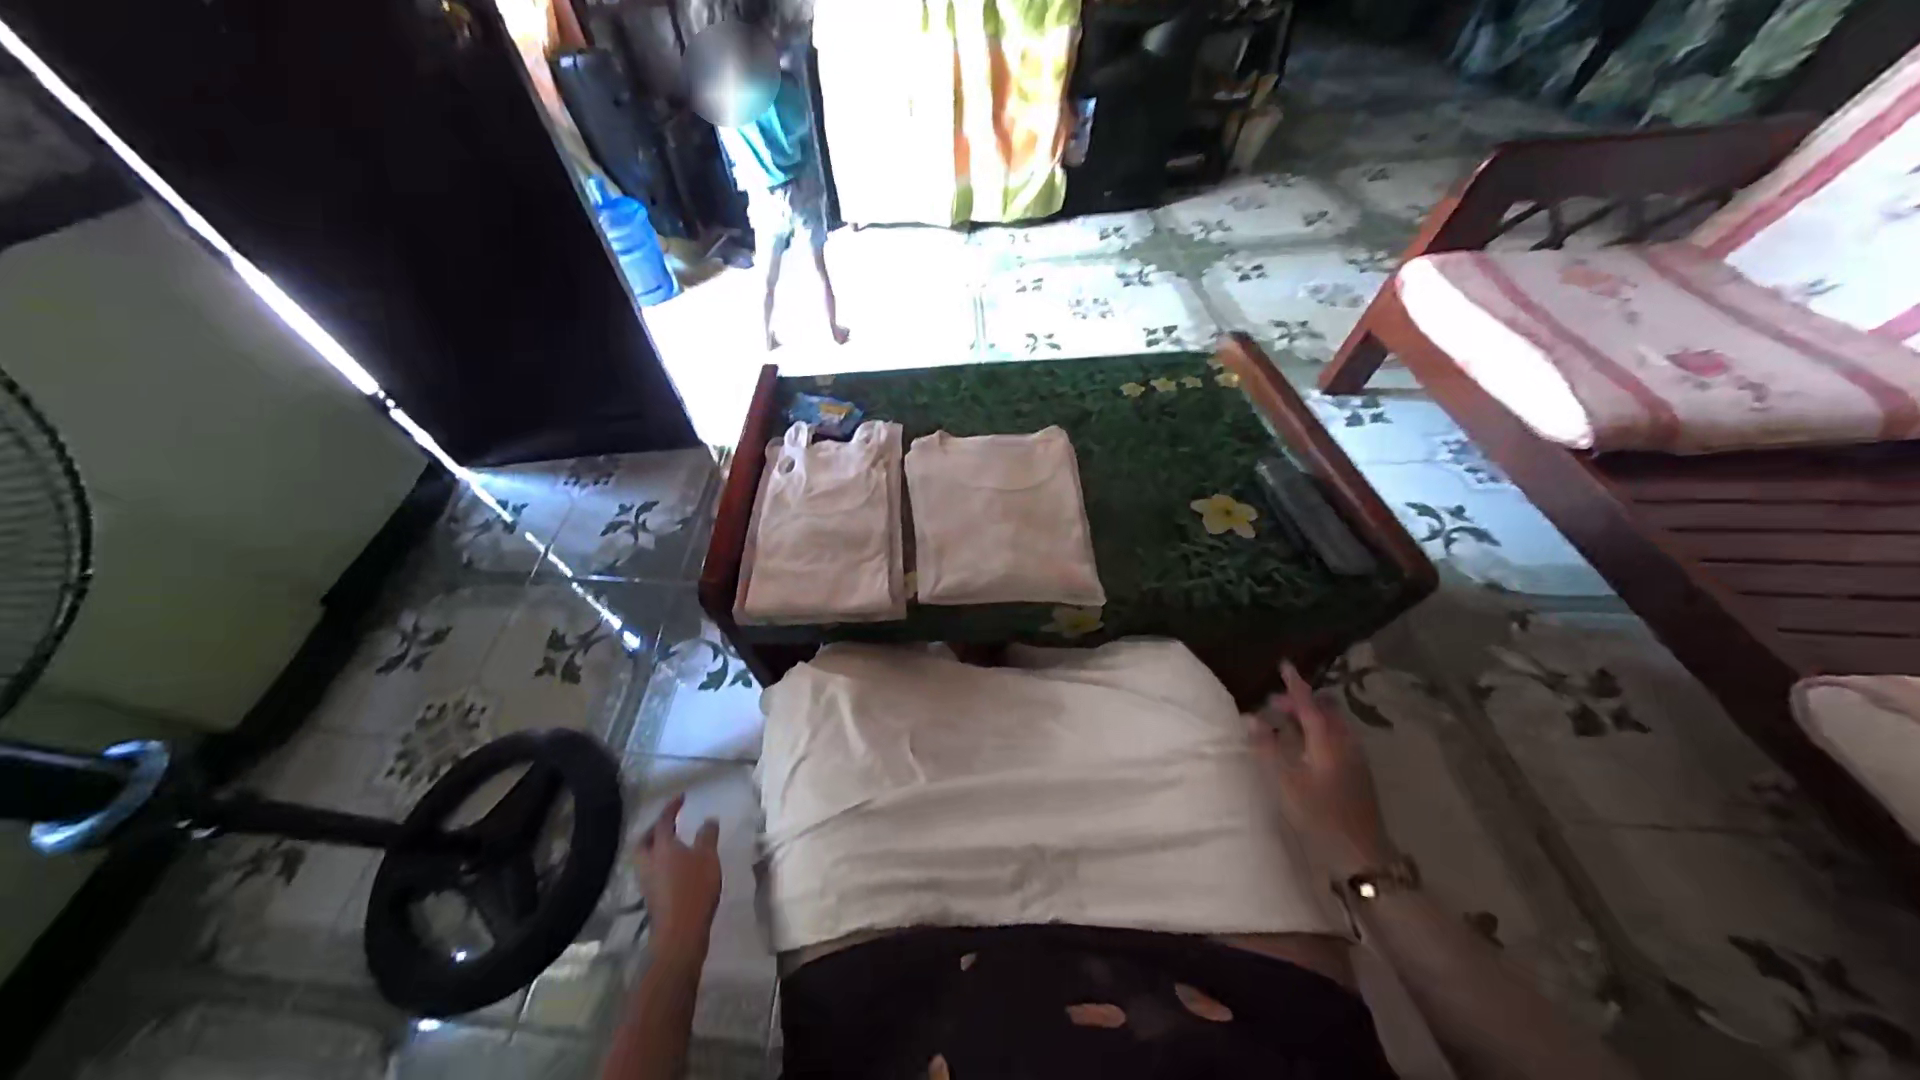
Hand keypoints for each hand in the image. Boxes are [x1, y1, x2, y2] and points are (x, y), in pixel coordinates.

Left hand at [635, 794, 721, 952]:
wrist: (679, 931)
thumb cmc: (695, 888)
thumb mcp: (708, 857)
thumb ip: (707, 836)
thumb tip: (708, 819)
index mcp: (662, 847)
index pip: (662, 821)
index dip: (671, 807)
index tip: (681, 797)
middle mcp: (649, 861)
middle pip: (644, 840)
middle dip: (653, 829)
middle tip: (668, 823)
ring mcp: (647, 881)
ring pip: (644, 857)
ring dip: (653, 847)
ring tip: (671, 844)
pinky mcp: (650, 896)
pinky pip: (650, 870)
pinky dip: (658, 862)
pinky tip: (674, 866)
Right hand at [1249, 661, 1395, 877]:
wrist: (1363, 857)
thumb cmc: (1320, 817)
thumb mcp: (1285, 782)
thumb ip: (1267, 747)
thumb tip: (1251, 718)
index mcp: (1328, 741)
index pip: (1309, 703)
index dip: (1295, 684)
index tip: (1283, 664)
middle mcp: (1346, 744)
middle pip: (1324, 711)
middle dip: (1300, 702)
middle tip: (1272, 703)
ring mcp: (1355, 760)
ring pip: (1332, 726)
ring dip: (1309, 718)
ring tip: (1284, 724)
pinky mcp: (1357, 774)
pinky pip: (1336, 740)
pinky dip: (1317, 733)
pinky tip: (1303, 748)